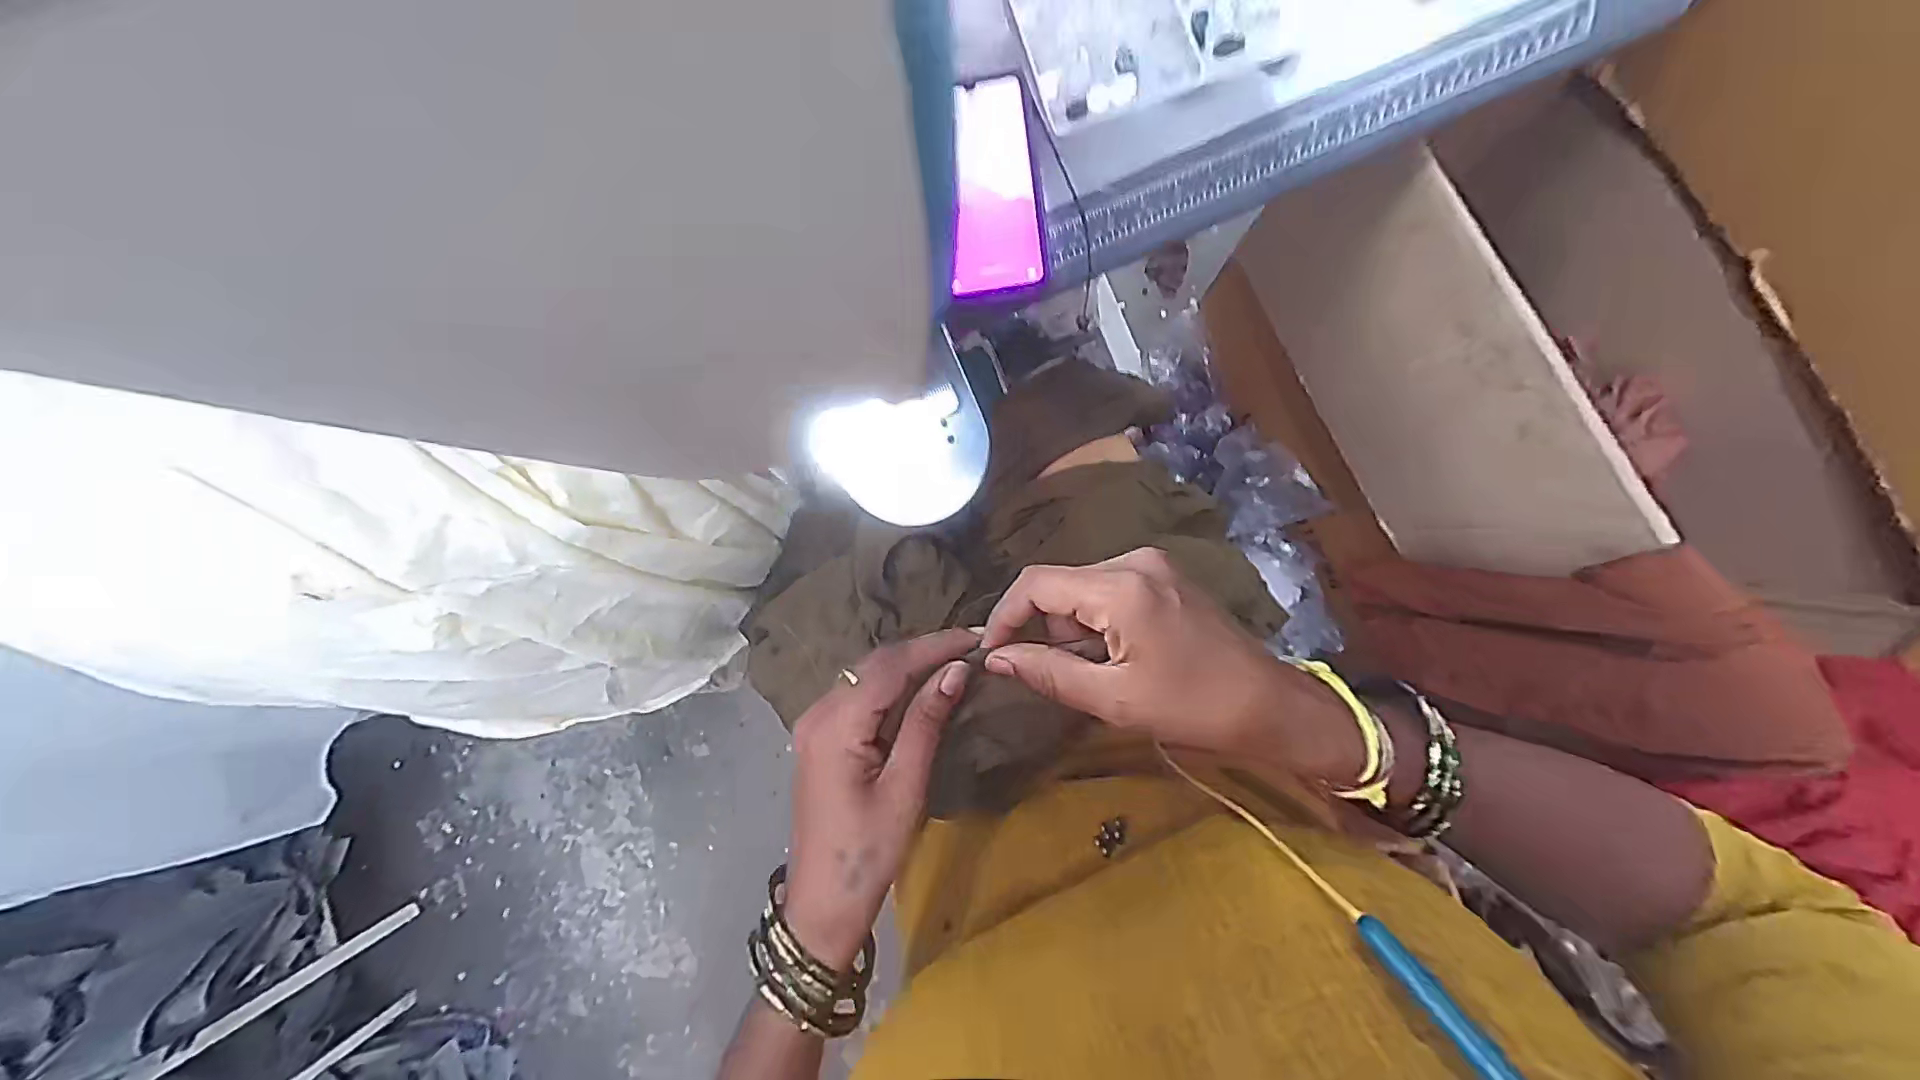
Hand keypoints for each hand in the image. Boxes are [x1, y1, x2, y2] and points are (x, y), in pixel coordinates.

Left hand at [781, 629, 977, 969]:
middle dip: (923, 650)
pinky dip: (892, 683)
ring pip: (867, 675)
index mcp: (835, 723)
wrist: (821, 903)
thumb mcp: (905, 787)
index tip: (975, 636)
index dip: (934, 646)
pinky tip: (920, 684)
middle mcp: (818, 711)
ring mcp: (815, 722)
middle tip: (971, 645)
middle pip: (876, 664)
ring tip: (954, 658)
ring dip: (909, 664)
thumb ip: (926, 723)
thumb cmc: (867, 852)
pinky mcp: (820, 735)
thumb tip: (955, 671)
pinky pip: (860, 694)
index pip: (890, 665)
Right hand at [980, 548, 1359, 781]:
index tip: (994, 655)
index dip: (1005, 617)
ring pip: (1081, 589)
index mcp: (1121, 587)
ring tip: (1104, 671)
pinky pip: (1108, 590)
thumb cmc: (1193, 707)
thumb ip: (1047, 671)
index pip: (1036, 583)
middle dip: (1049, 630)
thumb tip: (995, 658)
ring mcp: (1153, 563)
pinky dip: (1098, 621)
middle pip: (1059, 585)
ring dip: (1075, 629)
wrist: (1270, 705)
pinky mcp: (1164, 575)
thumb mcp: (1112, 698)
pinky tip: (1121, 654)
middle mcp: (1134, 560)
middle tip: (1066, 676)